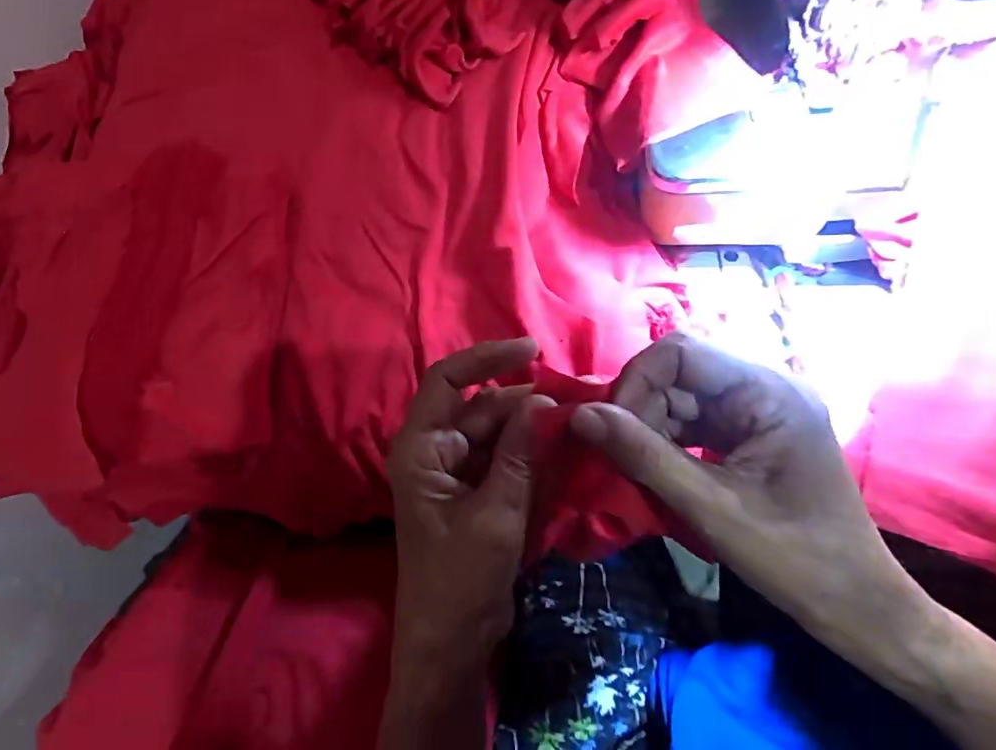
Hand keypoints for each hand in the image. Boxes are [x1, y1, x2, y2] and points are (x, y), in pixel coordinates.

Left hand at [386, 337, 552, 659]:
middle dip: (521, 399)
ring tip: (576, 414)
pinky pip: (499, 457)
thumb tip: (542, 401)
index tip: (531, 349)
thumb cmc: (461, 582)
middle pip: (476, 407)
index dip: (486, 359)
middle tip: (574, 392)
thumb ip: (518, 457)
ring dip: (528, 424)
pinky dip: (526, 450)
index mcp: (419, 448)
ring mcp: (450, 471)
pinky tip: (562, 445)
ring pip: (491, 431)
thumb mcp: (496, 516)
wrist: (449, 646)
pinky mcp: (470, 492)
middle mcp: (430, 450)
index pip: (446, 382)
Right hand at [568, 333, 913, 636]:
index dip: (638, 381)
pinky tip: (657, 469)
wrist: (862, 613)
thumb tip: (580, 416)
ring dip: (648, 426)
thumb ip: (644, 456)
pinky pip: (688, 418)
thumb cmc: (798, 561)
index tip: (614, 427)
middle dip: (640, 408)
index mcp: (770, 393)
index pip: (680, 352)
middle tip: (623, 454)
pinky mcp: (747, 433)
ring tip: (639, 466)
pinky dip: (663, 440)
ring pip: (675, 395)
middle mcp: (764, 389)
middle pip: (674, 372)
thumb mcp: (713, 509)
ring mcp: (756, 411)